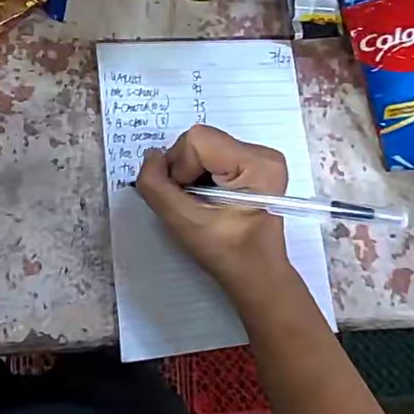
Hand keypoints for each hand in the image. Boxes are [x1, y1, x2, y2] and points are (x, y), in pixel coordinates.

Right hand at [135, 125, 300, 303]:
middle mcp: (262, 154)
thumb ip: (155, 185)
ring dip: (188, 172)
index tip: (186, 198)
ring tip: (199, 201)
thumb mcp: (182, 221)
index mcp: (257, 165)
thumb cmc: (227, 253)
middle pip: (198, 141)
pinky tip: (206, 196)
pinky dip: (197, 174)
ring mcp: (258, 158)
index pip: (195, 140)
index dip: (178, 168)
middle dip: (182, 170)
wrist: (255, 273)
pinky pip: (208, 154)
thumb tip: (151, 157)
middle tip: (190, 201)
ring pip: (200, 147)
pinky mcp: (250, 164)